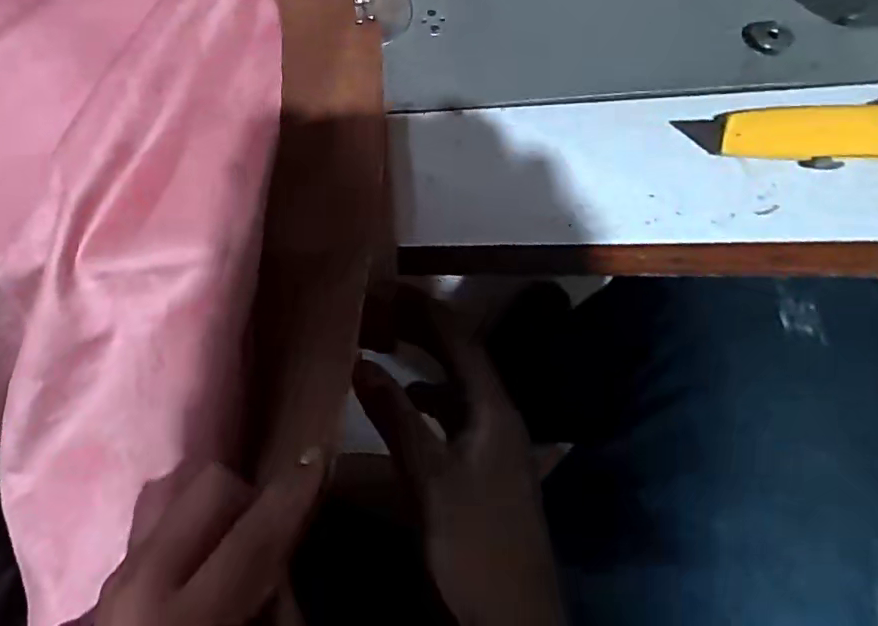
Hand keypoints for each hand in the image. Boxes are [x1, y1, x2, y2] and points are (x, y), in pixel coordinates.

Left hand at [93, 452, 323, 625]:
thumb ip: (280, 609)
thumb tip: (282, 558)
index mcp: (188, 619)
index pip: (254, 535)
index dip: (293, 492)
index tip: (316, 457)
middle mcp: (142, 585)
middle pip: (208, 486)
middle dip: (247, 497)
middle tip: (266, 536)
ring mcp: (114, 580)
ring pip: (172, 491)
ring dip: (210, 506)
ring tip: (228, 545)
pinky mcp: (103, 584)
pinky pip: (151, 521)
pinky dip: (183, 524)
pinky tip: (196, 561)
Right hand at [353, 289, 565, 625]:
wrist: (515, 618)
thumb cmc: (474, 544)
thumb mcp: (430, 480)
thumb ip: (397, 418)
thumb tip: (362, 362)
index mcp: (493, 408)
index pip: (459, 340)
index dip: (425, 310)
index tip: (390, 286)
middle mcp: (499, 414)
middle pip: (462, 356)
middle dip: (424, 328)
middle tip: (384, 305)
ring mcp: (497, 440)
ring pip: (459, 383)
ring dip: (427, 360)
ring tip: (391, 340)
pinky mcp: (488, 464)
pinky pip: (457, 410)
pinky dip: (431, 395)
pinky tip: (411, 400)